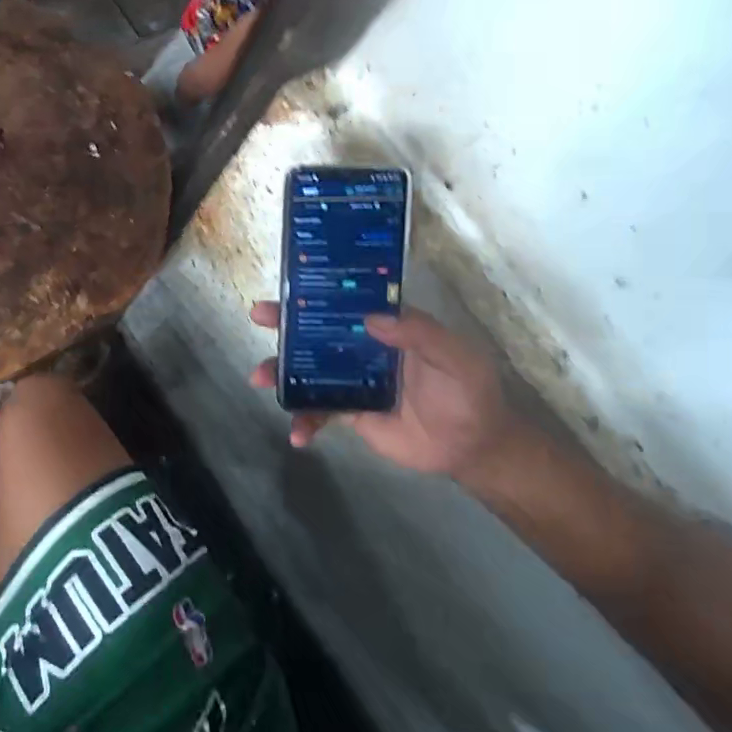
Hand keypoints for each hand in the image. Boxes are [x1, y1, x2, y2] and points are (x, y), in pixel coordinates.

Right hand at [249, 303, 517, 480]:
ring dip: (282, 373)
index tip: (291, 286)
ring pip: (312, 371)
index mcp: (391, 326)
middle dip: (287, 323)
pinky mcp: (354, 413)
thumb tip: (370, 319)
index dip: (321, 293)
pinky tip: (298, 436)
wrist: (472, 445)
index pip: (351, 303)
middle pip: (321, 332)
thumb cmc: (469, 390)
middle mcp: (368, 348)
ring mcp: (357, 381)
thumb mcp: (454, 356)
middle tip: (259, 316)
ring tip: (258, 379)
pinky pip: (322, 412)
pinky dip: (306, 422)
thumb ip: (419, 334)